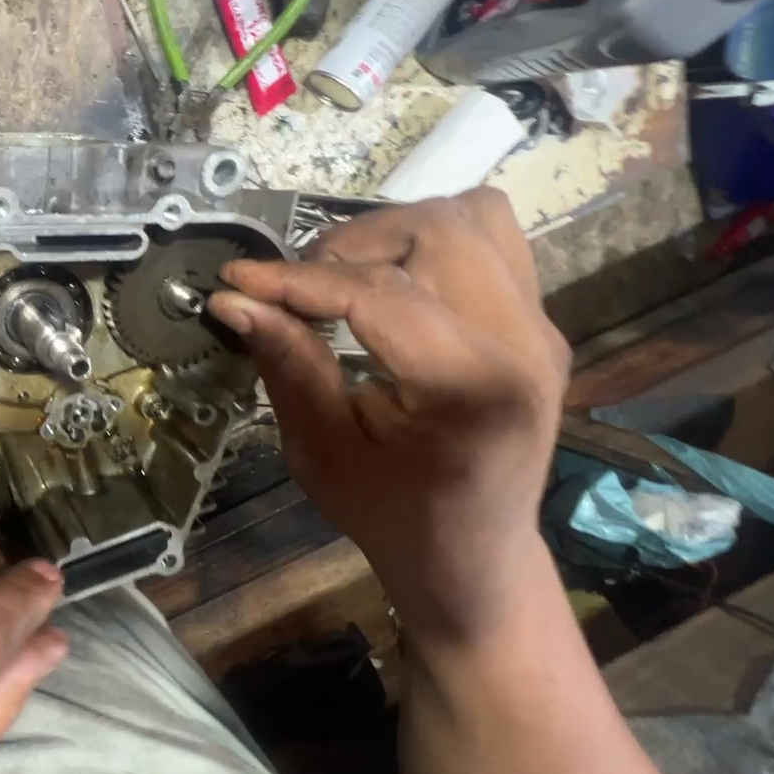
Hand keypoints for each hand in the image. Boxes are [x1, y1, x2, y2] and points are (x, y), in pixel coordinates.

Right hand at [209, 189, 569, 641]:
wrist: (472, 555)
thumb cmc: (389, 513)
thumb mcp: (320, 449)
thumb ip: (286, 363)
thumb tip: (232, 299)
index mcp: (471, 385)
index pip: (378, 294)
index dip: (295, 279)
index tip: (234, 278)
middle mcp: (524, 341)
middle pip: (437, 231)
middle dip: (349, 244)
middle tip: (297, 286)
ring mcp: (541, 325)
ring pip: (473, 218)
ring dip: (393, 233)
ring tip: (343, 276)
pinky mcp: (538, 322)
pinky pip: (491, 241)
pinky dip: (428, 242)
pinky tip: (388, 282)